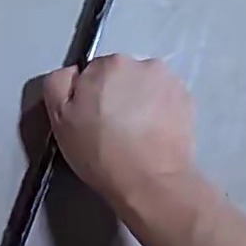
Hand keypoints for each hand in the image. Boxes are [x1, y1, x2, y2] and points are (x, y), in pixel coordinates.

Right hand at [42, 54, 198, 211]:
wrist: (150, 182)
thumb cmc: (101, 153)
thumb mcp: (59, 119)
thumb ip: (58, 84)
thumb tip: (71, 74)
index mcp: (109, 64)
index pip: (91, 73)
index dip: (87, 98)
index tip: (89, 120)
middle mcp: (143, 64)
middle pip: (120, 77)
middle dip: (114, 96)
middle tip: (110, 130)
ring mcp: (169, 82)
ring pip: (144, 87)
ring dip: (138, 103)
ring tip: (133, 135)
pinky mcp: (187, 101)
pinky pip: (164, 101)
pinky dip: (158, 113)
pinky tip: (151, 137)